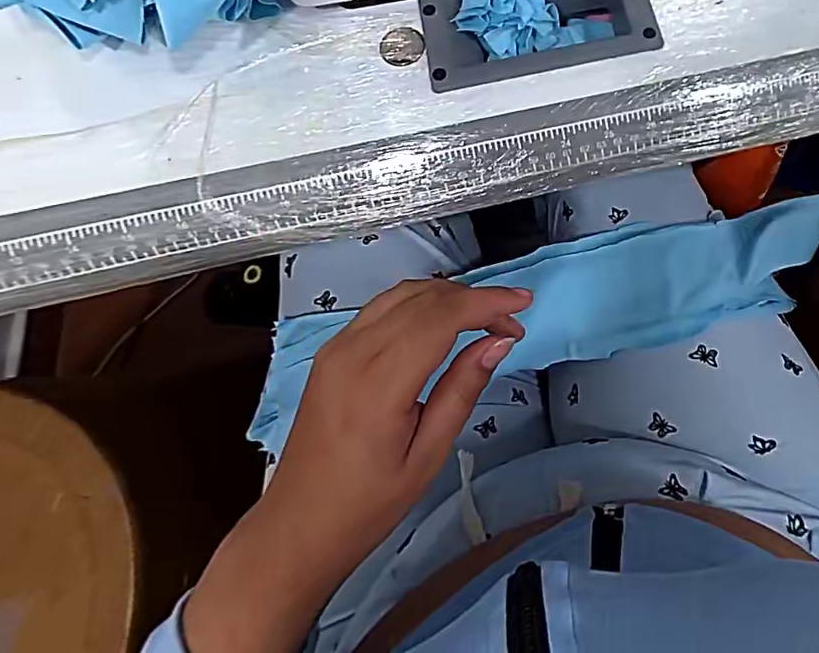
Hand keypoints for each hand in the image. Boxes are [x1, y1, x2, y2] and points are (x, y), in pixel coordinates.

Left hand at [271, 278, 529, 569]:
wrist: (296, 527)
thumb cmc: (366, 504)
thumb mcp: (428, 456)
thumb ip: (463, 390)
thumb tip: (497, 342)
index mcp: (379, 384)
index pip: (441, 317)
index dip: (487, 302)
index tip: (522, 304)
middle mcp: (354, 353)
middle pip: (426, 298)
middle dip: (475, 299)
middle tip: (508, 322)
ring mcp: (338, 346)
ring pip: (404, 293)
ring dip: (449, 295)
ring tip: (482, 317)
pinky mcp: (332, 349)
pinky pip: (384, 305)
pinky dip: (421, 301)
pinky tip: (442, 318)